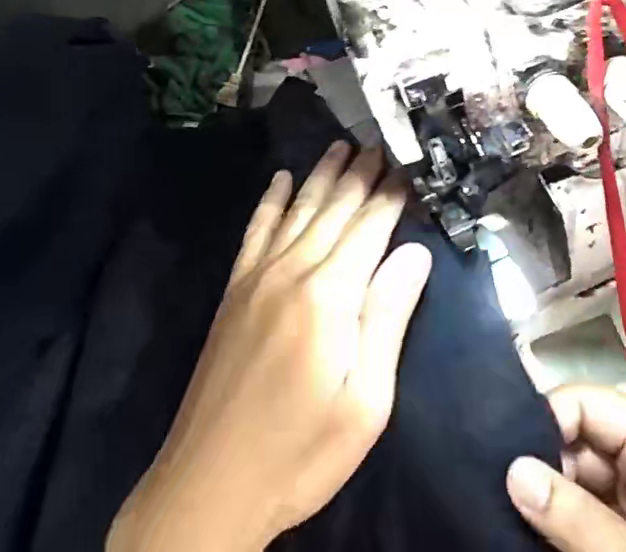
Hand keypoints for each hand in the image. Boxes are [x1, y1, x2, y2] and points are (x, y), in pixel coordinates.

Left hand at [107, 142, 433, 551]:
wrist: (210, 482)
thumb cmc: (302, 451)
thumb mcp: (366, 401)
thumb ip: (388, 317)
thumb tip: (414, 252)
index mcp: (328, 297)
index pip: (369, 228)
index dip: (390, 195)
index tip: (407, 164)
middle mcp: (290, 272)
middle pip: (333, 210)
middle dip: (360, 175)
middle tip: (379, 142)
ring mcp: (256, 278)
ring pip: (296, 210)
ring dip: (321, 176)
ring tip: (341, 146)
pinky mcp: (234, 291)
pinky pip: (255, 231)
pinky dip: (270, 201)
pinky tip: (279, 179)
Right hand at [506, 385, 625, 551]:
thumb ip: (584, 522)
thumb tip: (512, 469)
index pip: (584, 404)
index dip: (538, 424)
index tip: (492, 458)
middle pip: (575, 442)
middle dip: (535, 467)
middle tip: (488, 495)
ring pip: (577, 483)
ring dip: (544, 502)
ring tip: (499, 515)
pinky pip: (591, 517)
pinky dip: (562, 528)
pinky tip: (528, 535)